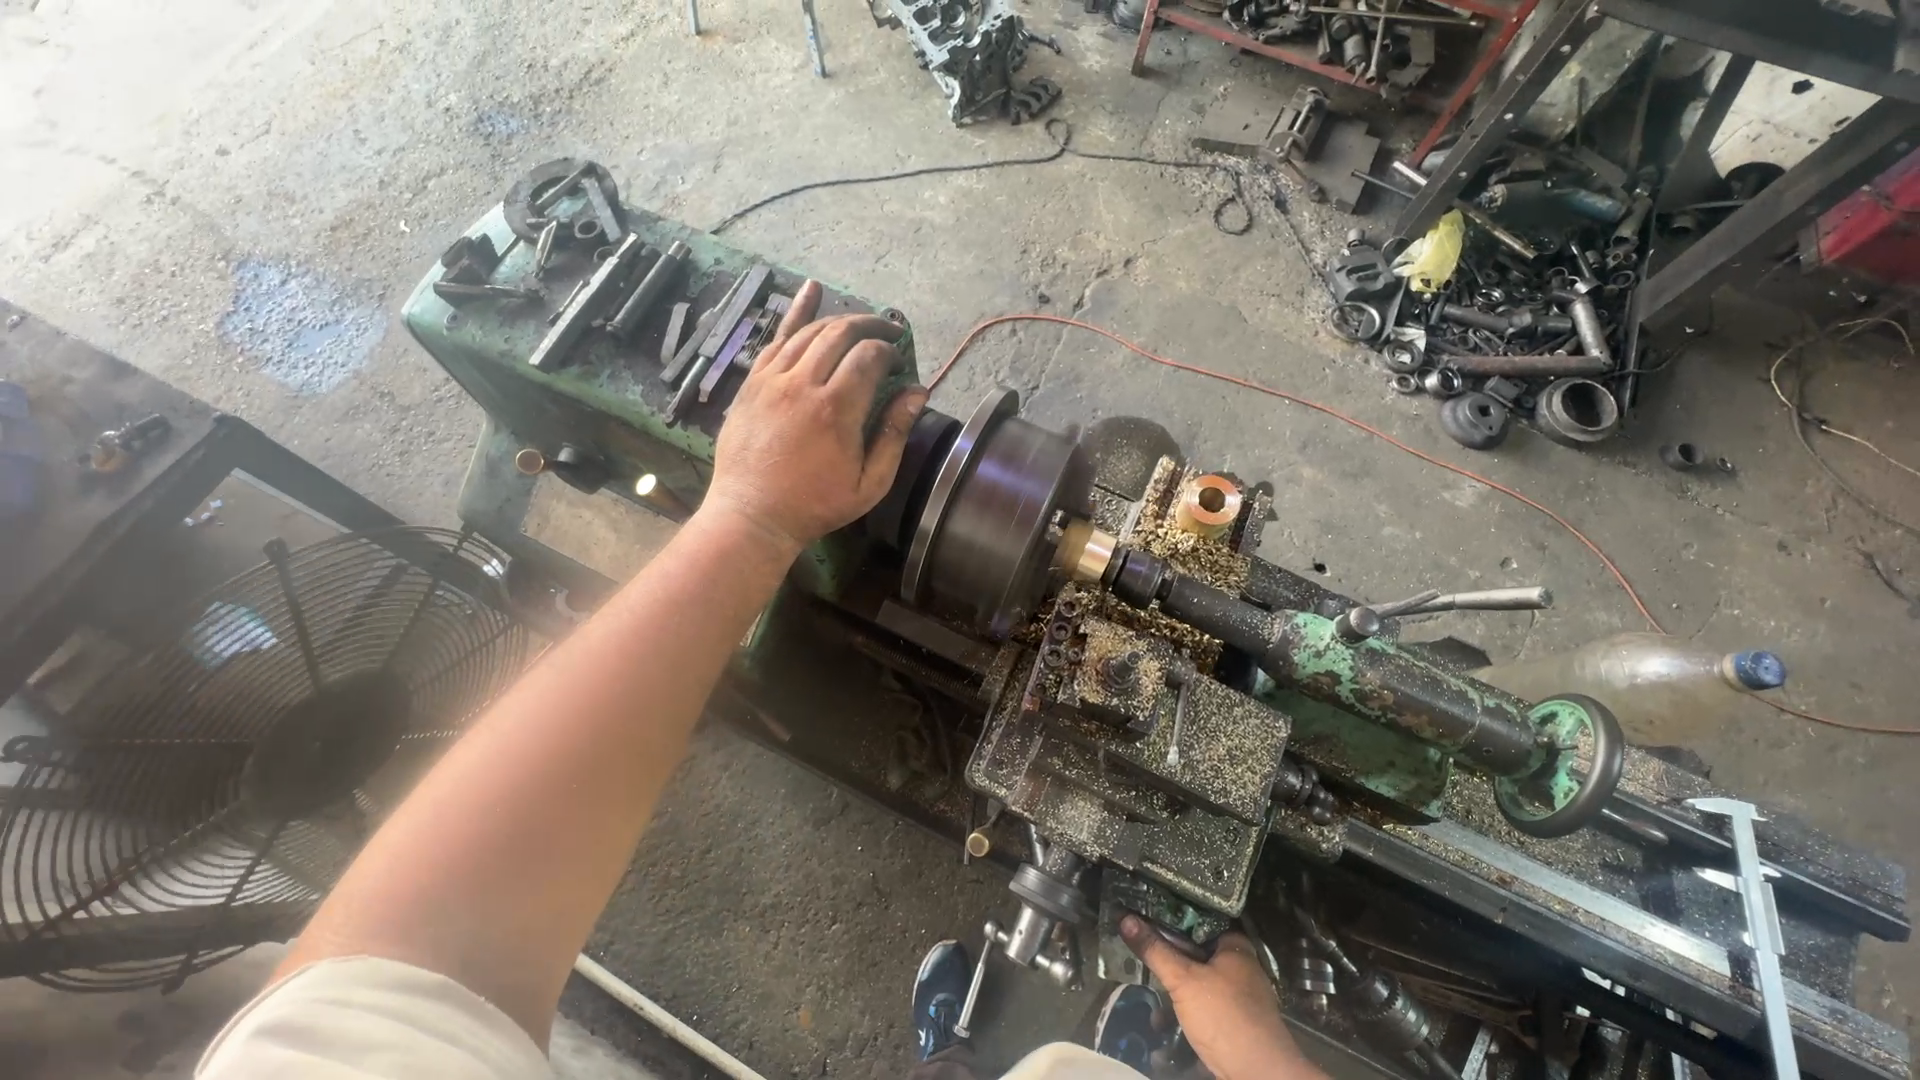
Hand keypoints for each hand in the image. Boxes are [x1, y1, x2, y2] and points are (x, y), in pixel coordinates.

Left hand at [706, 280, 928, 553]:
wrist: (752, 515)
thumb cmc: (816, 505)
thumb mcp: (869, 483)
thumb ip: (894, 434)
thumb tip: (917, 392)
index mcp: (836, 409)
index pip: (869, 355)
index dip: (890, 351)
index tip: (900, 364)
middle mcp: (803, 383)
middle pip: (841, 333)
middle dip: (871, 326)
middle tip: (889, 333)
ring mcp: (773, 379)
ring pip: (810, 331)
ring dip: (840, 321)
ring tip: (861, 325)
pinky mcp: (754, 382)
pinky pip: (776, 337)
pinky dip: (796, 312)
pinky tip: (811, 291)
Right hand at [1120, 917, 1322, 1079]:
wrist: (1260, 1076)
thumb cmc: (1225, 1017)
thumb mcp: (1183, 980)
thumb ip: (1155, 950)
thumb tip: (1125, 918)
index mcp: (1236, 948)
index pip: (1200, 921)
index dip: (1172, 920)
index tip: (1145, 921)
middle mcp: (1242, 968)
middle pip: (1198, 953)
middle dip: (1170, 960)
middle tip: (1142, 957)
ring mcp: (1241, 998)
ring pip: (1200, 983)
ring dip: (1176, 990)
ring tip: (1151, 995)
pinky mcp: (1237, 1023)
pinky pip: (1206, 1007)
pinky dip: (1187, 1011)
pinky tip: (1167, 1021)